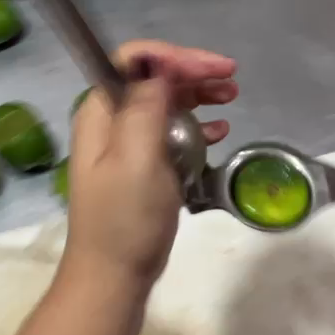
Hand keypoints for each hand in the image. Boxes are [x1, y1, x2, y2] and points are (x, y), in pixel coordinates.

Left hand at [64, 42, 236, 287]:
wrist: (113, 277)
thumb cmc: (124, 218)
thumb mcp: (137, 157)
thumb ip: (145, 107)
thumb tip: (160, 67)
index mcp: (101, 111)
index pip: (134, 60)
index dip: (174, 57)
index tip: (212, 69)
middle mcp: (111, 121)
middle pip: (153, 78)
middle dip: (192, 72)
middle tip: (231, 79)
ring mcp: (126, 145)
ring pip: (165, 103)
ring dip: (199, 95)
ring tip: (233, 97)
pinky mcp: (143, 167)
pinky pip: (171, 133)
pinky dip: (197, 126)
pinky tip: (220, 132)